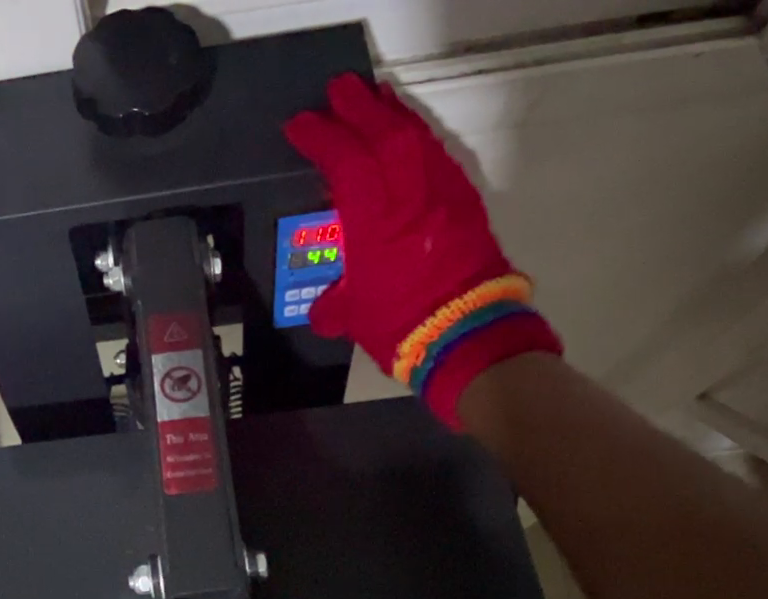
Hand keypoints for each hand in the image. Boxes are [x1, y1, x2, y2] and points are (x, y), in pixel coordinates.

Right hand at [285, 75, 559, 425]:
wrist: (467, 337)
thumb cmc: (401, 326)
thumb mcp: (353, 316)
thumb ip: (335, 304)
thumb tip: (324, 309)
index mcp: (374, 222)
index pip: (346, 162)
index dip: (321, 138)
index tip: (300, 125)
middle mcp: (409, 197)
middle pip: (384, 135)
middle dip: (359, 109)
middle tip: (339, 92)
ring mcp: (442, 197)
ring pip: (417, 140)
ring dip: (393, 116)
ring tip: (375, 103)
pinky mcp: (465, 206)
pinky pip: (439, 159)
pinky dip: (421, 141)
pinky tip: (410, 139)